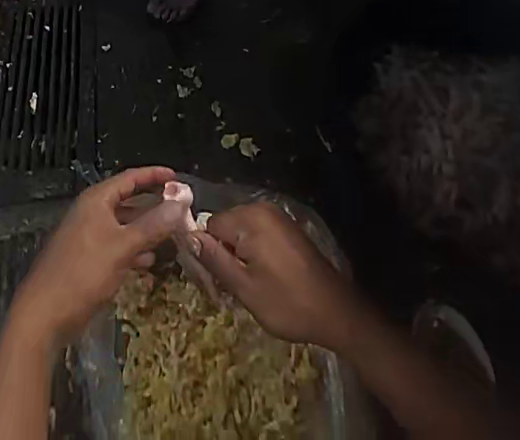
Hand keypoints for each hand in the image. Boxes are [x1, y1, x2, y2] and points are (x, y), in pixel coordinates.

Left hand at [5, 167, 188, 346]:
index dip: (155, 175)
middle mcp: (90, 214)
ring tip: (171, 234)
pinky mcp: (86, 261)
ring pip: (124, 225)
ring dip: (147, 228)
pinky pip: (117, 246)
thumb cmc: (82, 274)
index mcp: (96, 202)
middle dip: (154, 204)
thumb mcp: (123, 247)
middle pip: (128, 200)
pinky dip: (134, 249)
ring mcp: (86, 238)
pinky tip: (148, 261)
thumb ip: (154, 224)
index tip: (177, 177)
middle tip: (179, 207)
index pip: (130, 178)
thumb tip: (181, 204)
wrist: (41, 320)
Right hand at [193, 202, 370, 351]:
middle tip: (227, 289)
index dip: (206, 253)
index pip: (209, 225)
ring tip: (244, 288)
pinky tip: (260, 280)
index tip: (212, 281)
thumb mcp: (243, 286)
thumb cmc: (286, 302)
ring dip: (236, 257)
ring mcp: (278, 217)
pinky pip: (257, 235)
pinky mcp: (287, 228)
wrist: (333, 309)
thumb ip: (214, 259)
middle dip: (221, 254)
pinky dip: (252, 254)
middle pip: (225, 226)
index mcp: (251, 218)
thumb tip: (186, 237)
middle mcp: (264, 209)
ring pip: (240, 232)